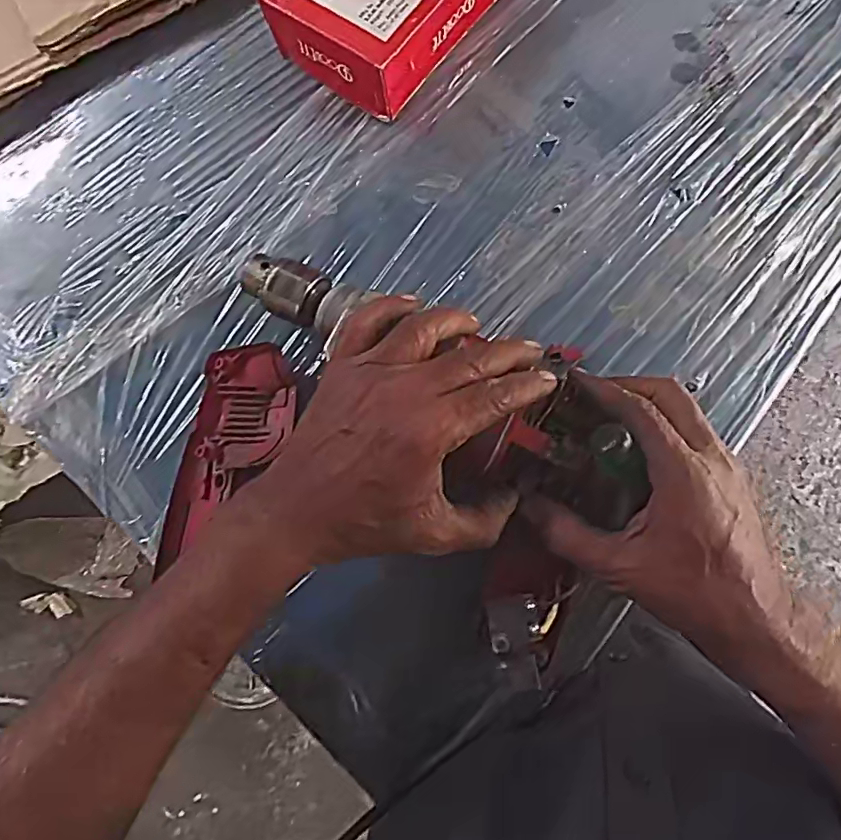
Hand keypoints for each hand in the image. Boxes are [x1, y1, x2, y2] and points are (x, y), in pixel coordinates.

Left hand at [235, 296, 560, 568]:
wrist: (294, 512)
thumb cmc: (362, 522)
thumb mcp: (433, 535)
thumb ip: (484, 522)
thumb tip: (514, 500)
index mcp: (431, 430)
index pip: (493, 396)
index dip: (527, 385)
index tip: (546, 378)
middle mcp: (405, 390)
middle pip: (470, 358)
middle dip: (509, 351)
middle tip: (531, 350)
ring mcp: (371, 371)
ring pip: (423, 328)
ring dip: (456, 320)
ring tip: (475, 323)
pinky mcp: (343, 366)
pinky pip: (367, 321)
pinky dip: (391, 306)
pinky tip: (411, 305)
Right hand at [524, 375, 797, 668]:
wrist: (757, 620)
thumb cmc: (704, 595)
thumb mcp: (622, 567)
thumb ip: (569, 535)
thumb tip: (536, 511)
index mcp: (684, 472)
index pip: (641, 409)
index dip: (606, 390)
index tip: (582, 384)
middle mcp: (712, 458)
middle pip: (670, 393)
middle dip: (630, 385)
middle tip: (598, 396)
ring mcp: (727, 465)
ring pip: (688, 410)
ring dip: (650, 406)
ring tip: (615, 424)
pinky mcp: (732, 478)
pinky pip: (696, 433)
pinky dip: (667, 428)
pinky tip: (645, 458)